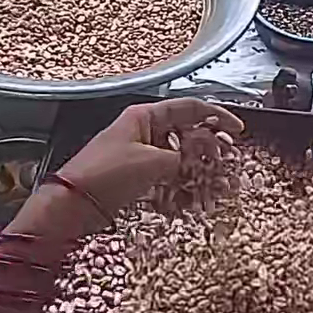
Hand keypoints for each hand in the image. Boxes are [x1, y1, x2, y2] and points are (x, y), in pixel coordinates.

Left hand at [43, 98, 245, 223]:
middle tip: (227, 159)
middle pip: (184, 131)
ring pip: (177, 155)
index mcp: (144, 117)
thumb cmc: (107, 174)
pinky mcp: (136, 176)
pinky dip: (180, 183)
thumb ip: (181, 158)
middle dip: (208, 144)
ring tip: (215, 180)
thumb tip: (196, 161)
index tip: (238, 129)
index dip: (216, 115)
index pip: (188, 107)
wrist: (73, 204)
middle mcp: (143, 131)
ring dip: (196, 166)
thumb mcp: (151, 162)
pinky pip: (166, 175)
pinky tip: (192, 195)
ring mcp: (139, 154)